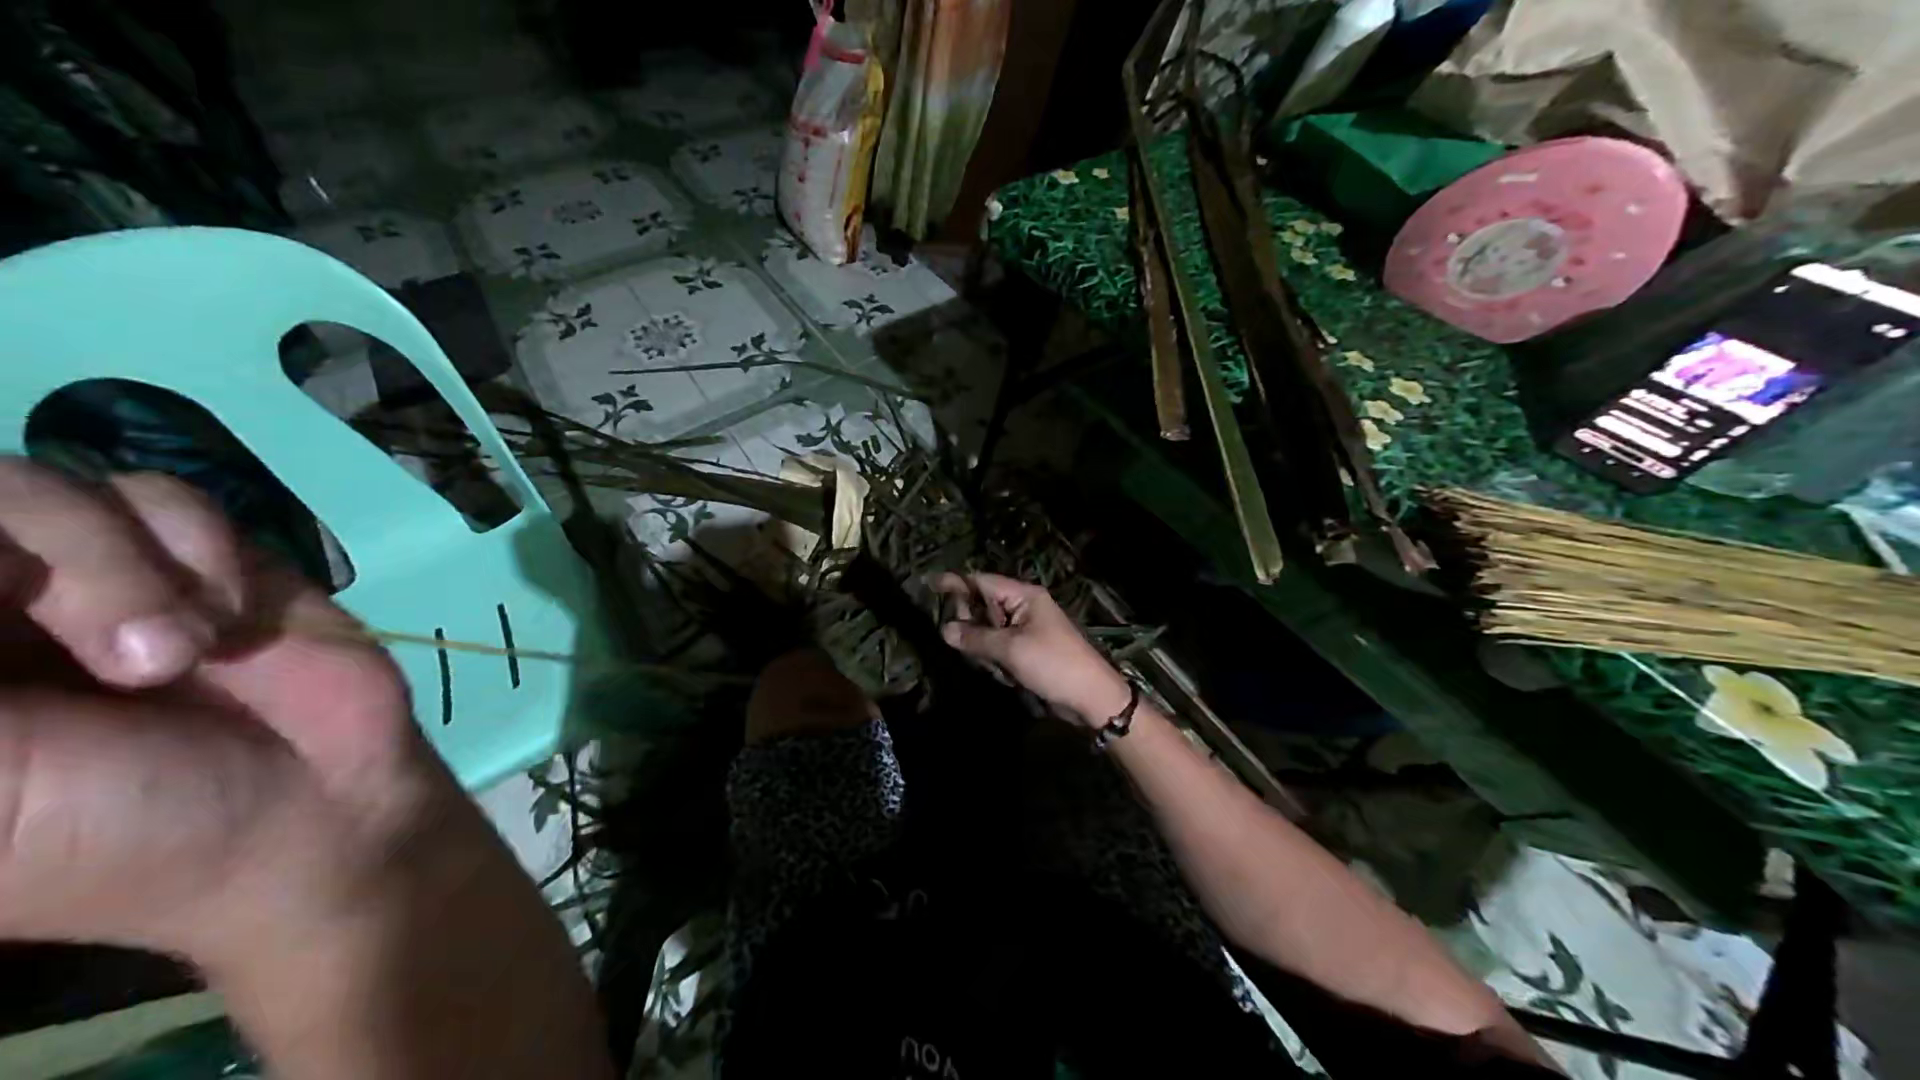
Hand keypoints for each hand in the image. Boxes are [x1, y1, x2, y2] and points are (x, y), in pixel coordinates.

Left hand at [0, 457, 502, 971]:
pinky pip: (170, 500)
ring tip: (186, 654)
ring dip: (133, 573)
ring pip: (63, 489)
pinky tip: (233, 623)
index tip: (4, 633)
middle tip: (122, 658)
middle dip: (48, 569)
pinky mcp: (210, 560)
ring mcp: (104, 576)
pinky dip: (205, 556)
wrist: (317, 808)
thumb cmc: (115, 830)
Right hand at [933, 572, 1131, 727]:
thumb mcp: (1010, 649)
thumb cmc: (1052, 664)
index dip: (956, 583)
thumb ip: (975, 637)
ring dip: (985, 647)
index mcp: (1024, 595)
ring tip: (996, 666)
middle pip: (983, 605)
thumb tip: (944, 629)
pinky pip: (1000, 646)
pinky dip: (996, 659)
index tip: (929, 585)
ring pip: (989, 629)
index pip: (982, 581)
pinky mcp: (1028, 649)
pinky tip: (1006, 675)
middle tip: (968, 645)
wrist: (1091, 696)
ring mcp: (1027, 629)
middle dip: (971, 624)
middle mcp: (1025, 606)